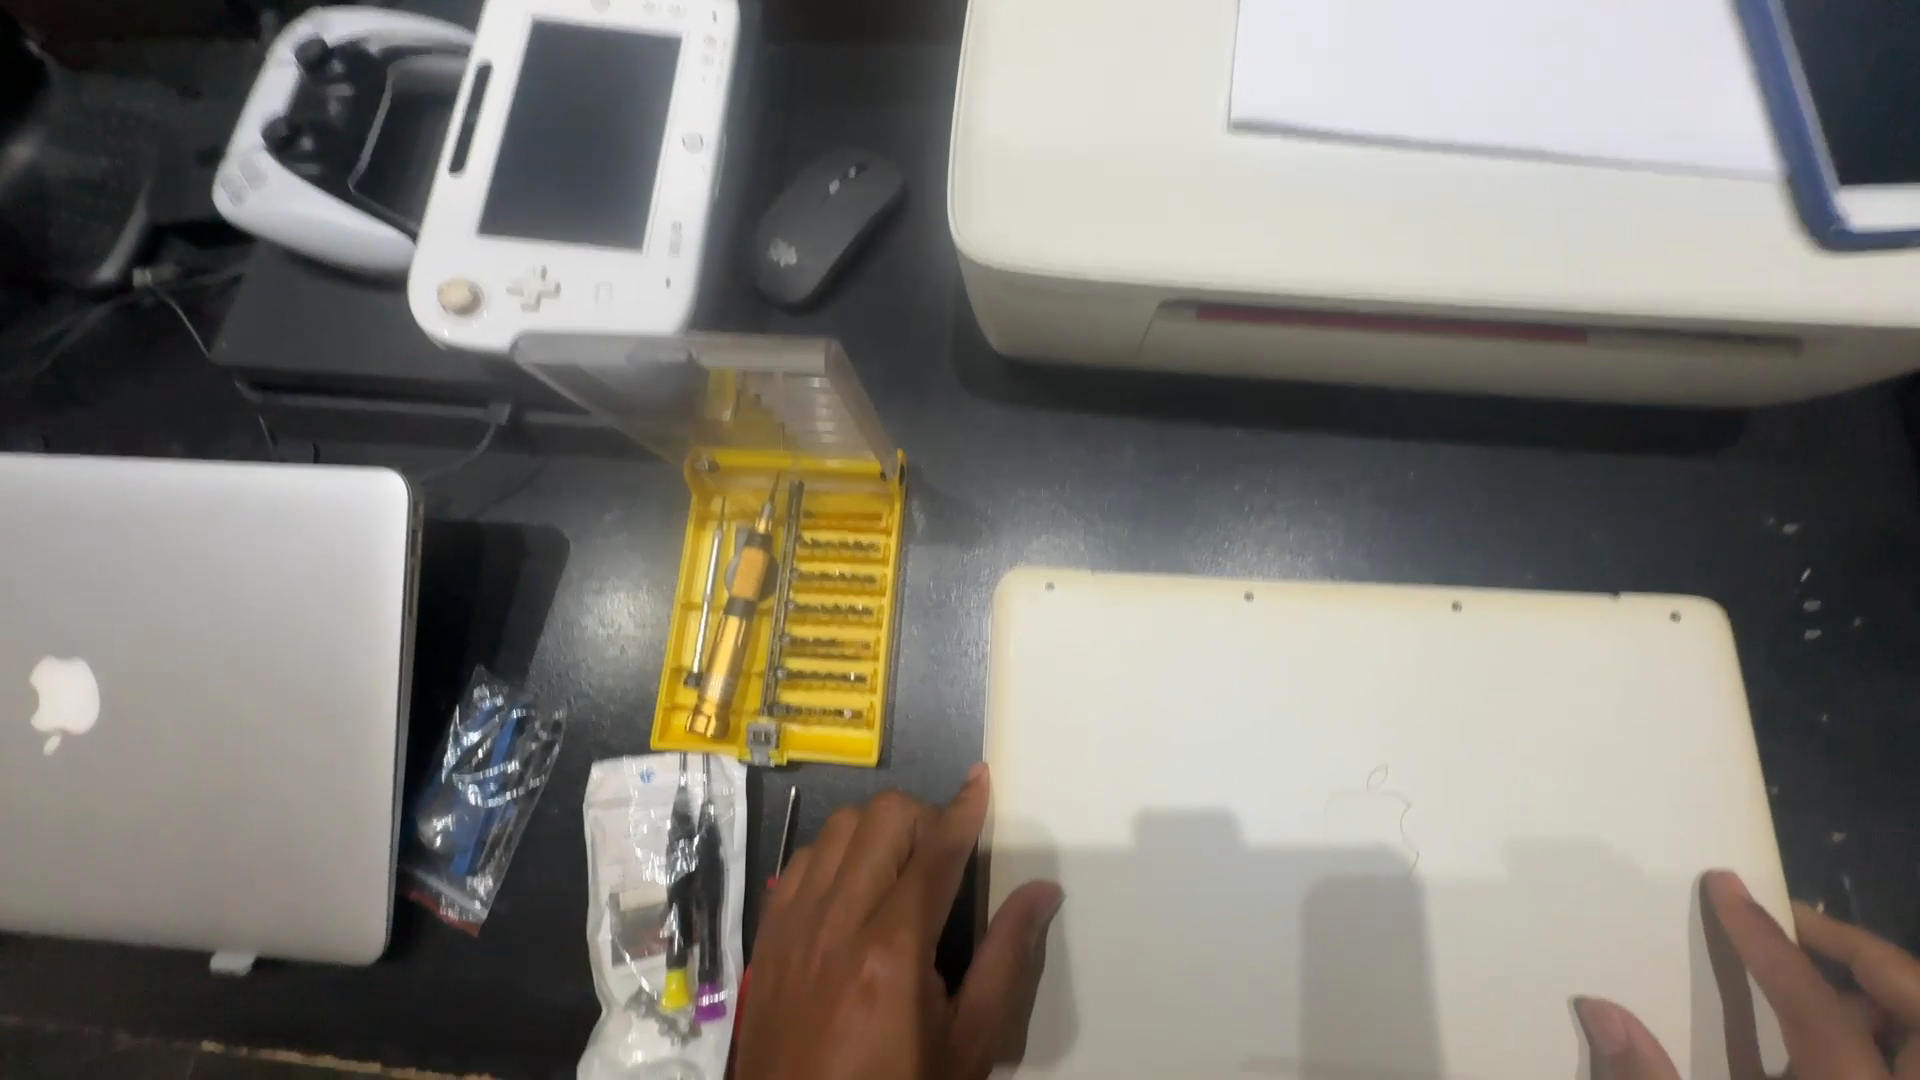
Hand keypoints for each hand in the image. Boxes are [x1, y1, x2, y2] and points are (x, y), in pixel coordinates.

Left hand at [734, 766, 1065, 1079]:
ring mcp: (794, 925)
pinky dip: (833, 853)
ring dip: (875, 830)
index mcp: (893, 952)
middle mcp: (837, 922)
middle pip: (881, 818)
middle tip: (942, 852)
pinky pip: (801, 859)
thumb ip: (1006, 961)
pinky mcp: (767, 934)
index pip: (936, 851)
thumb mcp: (968, 1044)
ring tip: (897, 866)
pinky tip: (850, 886)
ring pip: (837, 827)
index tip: (980, 779)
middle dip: (922, 817)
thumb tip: (1042, 891)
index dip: (963, 808)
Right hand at [1576, 871, 1919, 1078]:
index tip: (1725, 886)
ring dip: (1881, 987)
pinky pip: (1919, 1058)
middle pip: (1911, 998)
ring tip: (1817, 970)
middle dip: (1854, 948)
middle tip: (1786, 918)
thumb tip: (1596, 1009)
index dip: (1764, 939)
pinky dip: (1890, 1030)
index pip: (1812, 1001)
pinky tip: (1837, 1029)